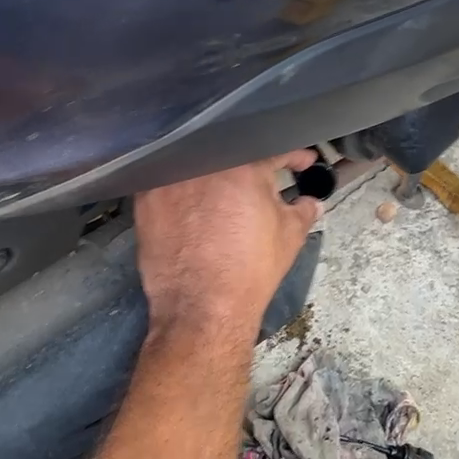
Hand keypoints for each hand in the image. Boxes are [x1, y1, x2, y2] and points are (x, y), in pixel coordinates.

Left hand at [134, 150, 323, 337]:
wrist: (203, 308)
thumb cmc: (249, 271)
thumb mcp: (289, 237)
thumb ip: (303, 211)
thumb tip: (312, 204)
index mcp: (244, 166)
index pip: (275, 150)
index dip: (293, 156)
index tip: (300, 163)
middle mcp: (204, 164)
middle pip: (230, 152)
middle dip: (248, 165)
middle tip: (259, 185)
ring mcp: (170, 179)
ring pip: (196, 164)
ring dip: (212, 175)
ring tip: (223, 197)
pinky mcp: (146, 198)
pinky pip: (166, 182)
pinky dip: (181, 190)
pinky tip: (190, 207)